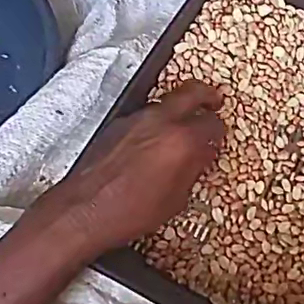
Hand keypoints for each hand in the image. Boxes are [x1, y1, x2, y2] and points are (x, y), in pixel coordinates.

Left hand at [34, 81, 224, 253]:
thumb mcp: (176, 199)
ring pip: (167, 102)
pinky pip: (146, 115)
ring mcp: (137, 119)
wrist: (84, 210)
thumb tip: (199, 158)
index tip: (218, 138)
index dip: (219, 131)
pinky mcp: (118, 124)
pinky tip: (156, 139)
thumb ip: (192, 170)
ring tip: (183, 125)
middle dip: (207, 95)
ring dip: (179, 109)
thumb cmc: (130, 212)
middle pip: (193, 92)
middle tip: (214, 100)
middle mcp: (161, 122)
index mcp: (183, 141)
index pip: (213, 125)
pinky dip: (157, 121)